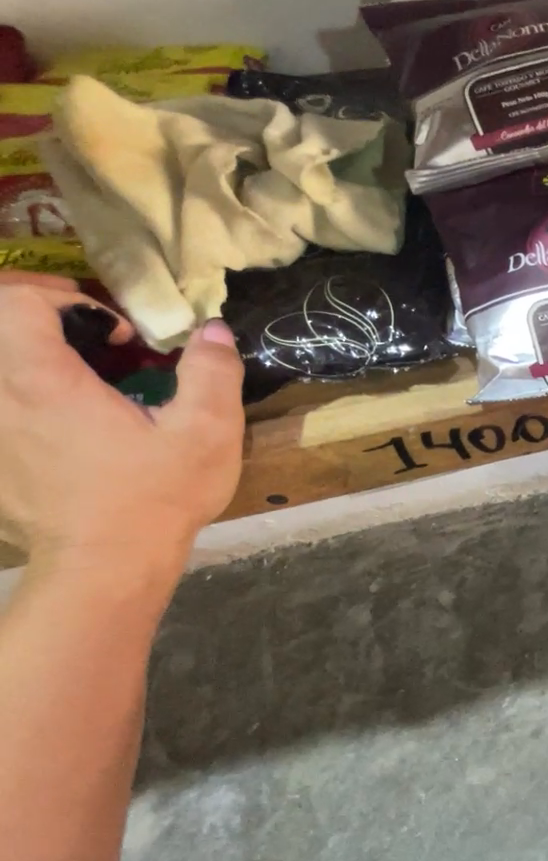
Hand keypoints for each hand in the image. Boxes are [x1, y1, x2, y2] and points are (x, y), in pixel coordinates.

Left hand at [0, 272, 243, 565]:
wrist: (108, 560)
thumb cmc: (160, 491)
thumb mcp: (209, 430)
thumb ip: (211, 372)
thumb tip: (213, 330)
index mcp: (44, 381)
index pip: (15, 302)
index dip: (67, 300)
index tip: (120, 332)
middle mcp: (0, 397)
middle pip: (0, 331)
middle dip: (48, 320)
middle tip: (105, 339)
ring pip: (4, 369)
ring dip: (42, 360)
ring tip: (95, 380)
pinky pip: (8, 406)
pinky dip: (35, 397)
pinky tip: (81, 423)